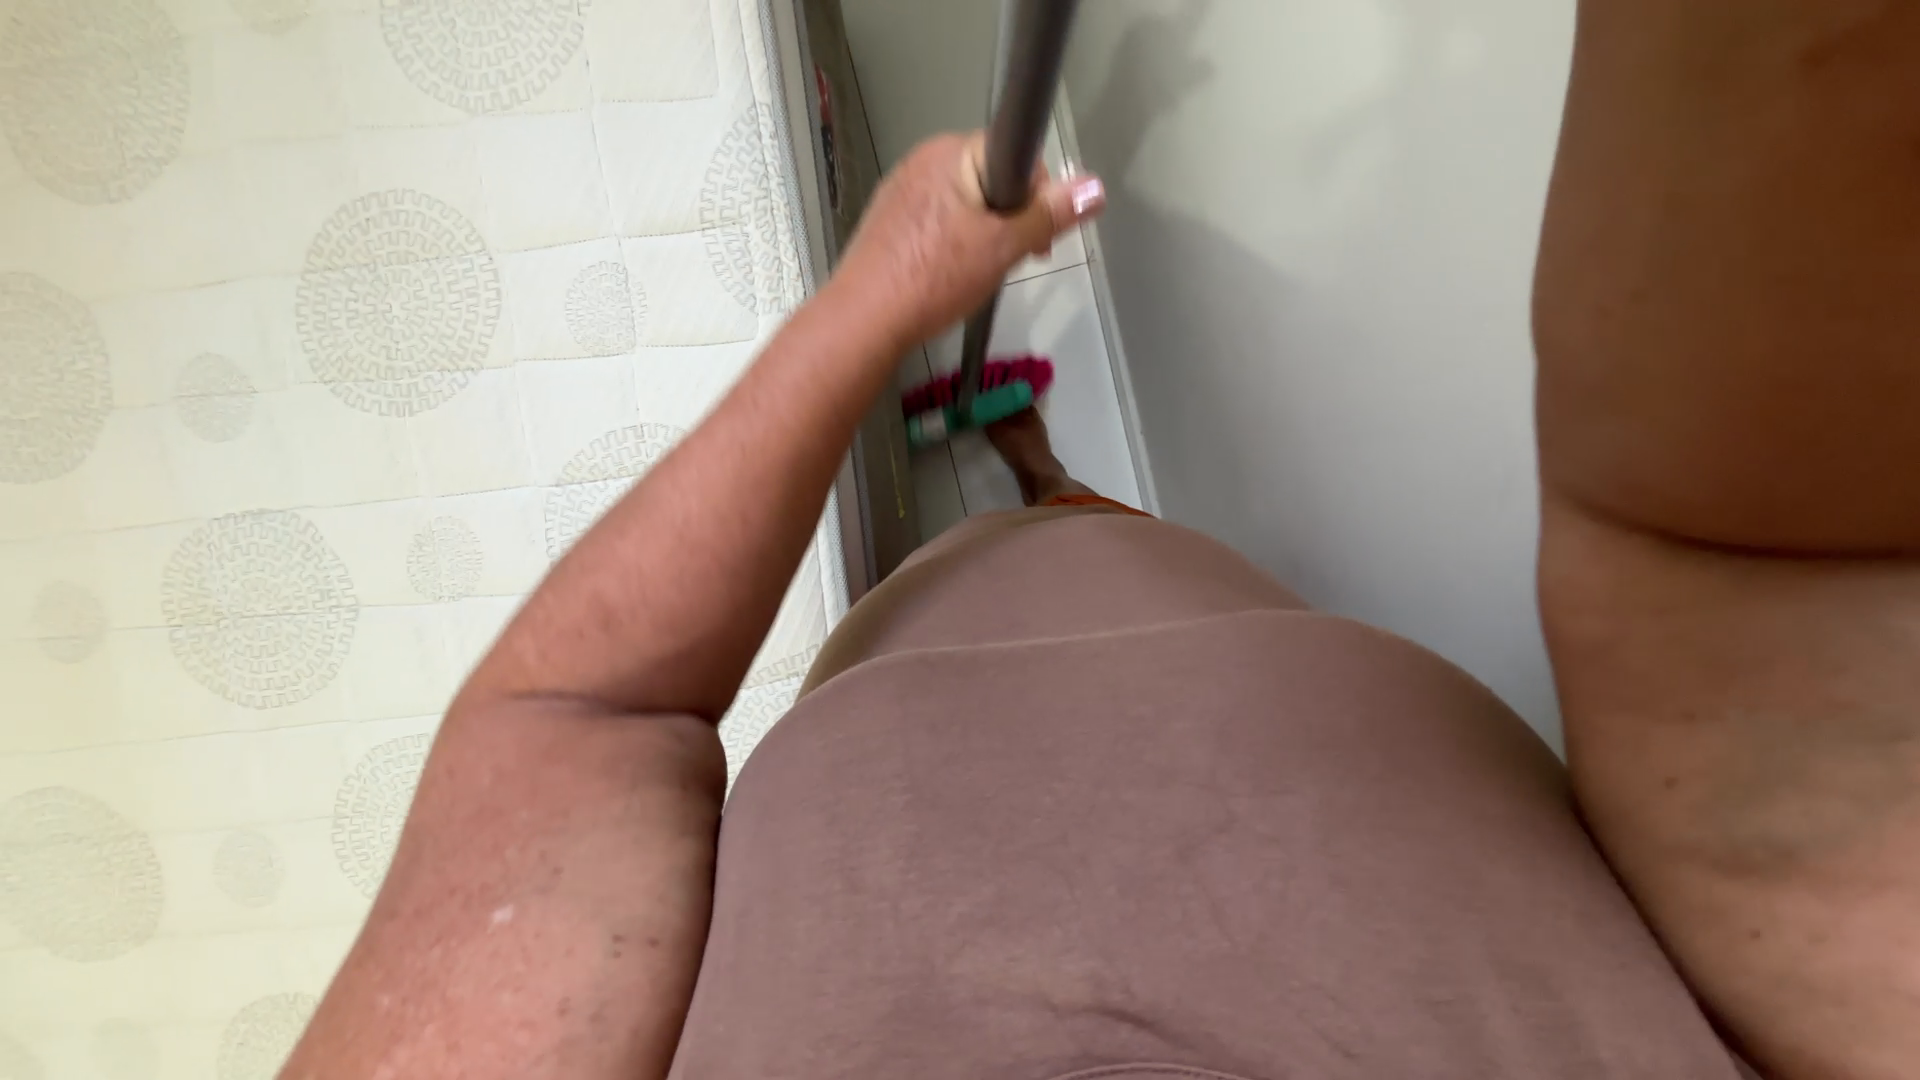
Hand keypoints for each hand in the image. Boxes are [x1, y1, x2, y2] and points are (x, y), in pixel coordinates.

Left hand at [830, 131, 1106, 350]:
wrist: (866, 319)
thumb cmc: (935, 278)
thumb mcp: (1003, 247)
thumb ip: (1050, 215)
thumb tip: (1095, 189)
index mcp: (951, 151)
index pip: (1016, 154)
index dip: (1038, 194)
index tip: (1040, 235)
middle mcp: (923, 160)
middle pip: (990, 181)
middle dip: (1011, 219)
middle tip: (1012, 263)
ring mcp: (901, 192)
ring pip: (963, 206)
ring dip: (983, 237)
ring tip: (976, 277)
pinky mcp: (887, 223)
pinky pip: (936, 225)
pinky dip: (952, 248)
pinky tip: (948, 279)